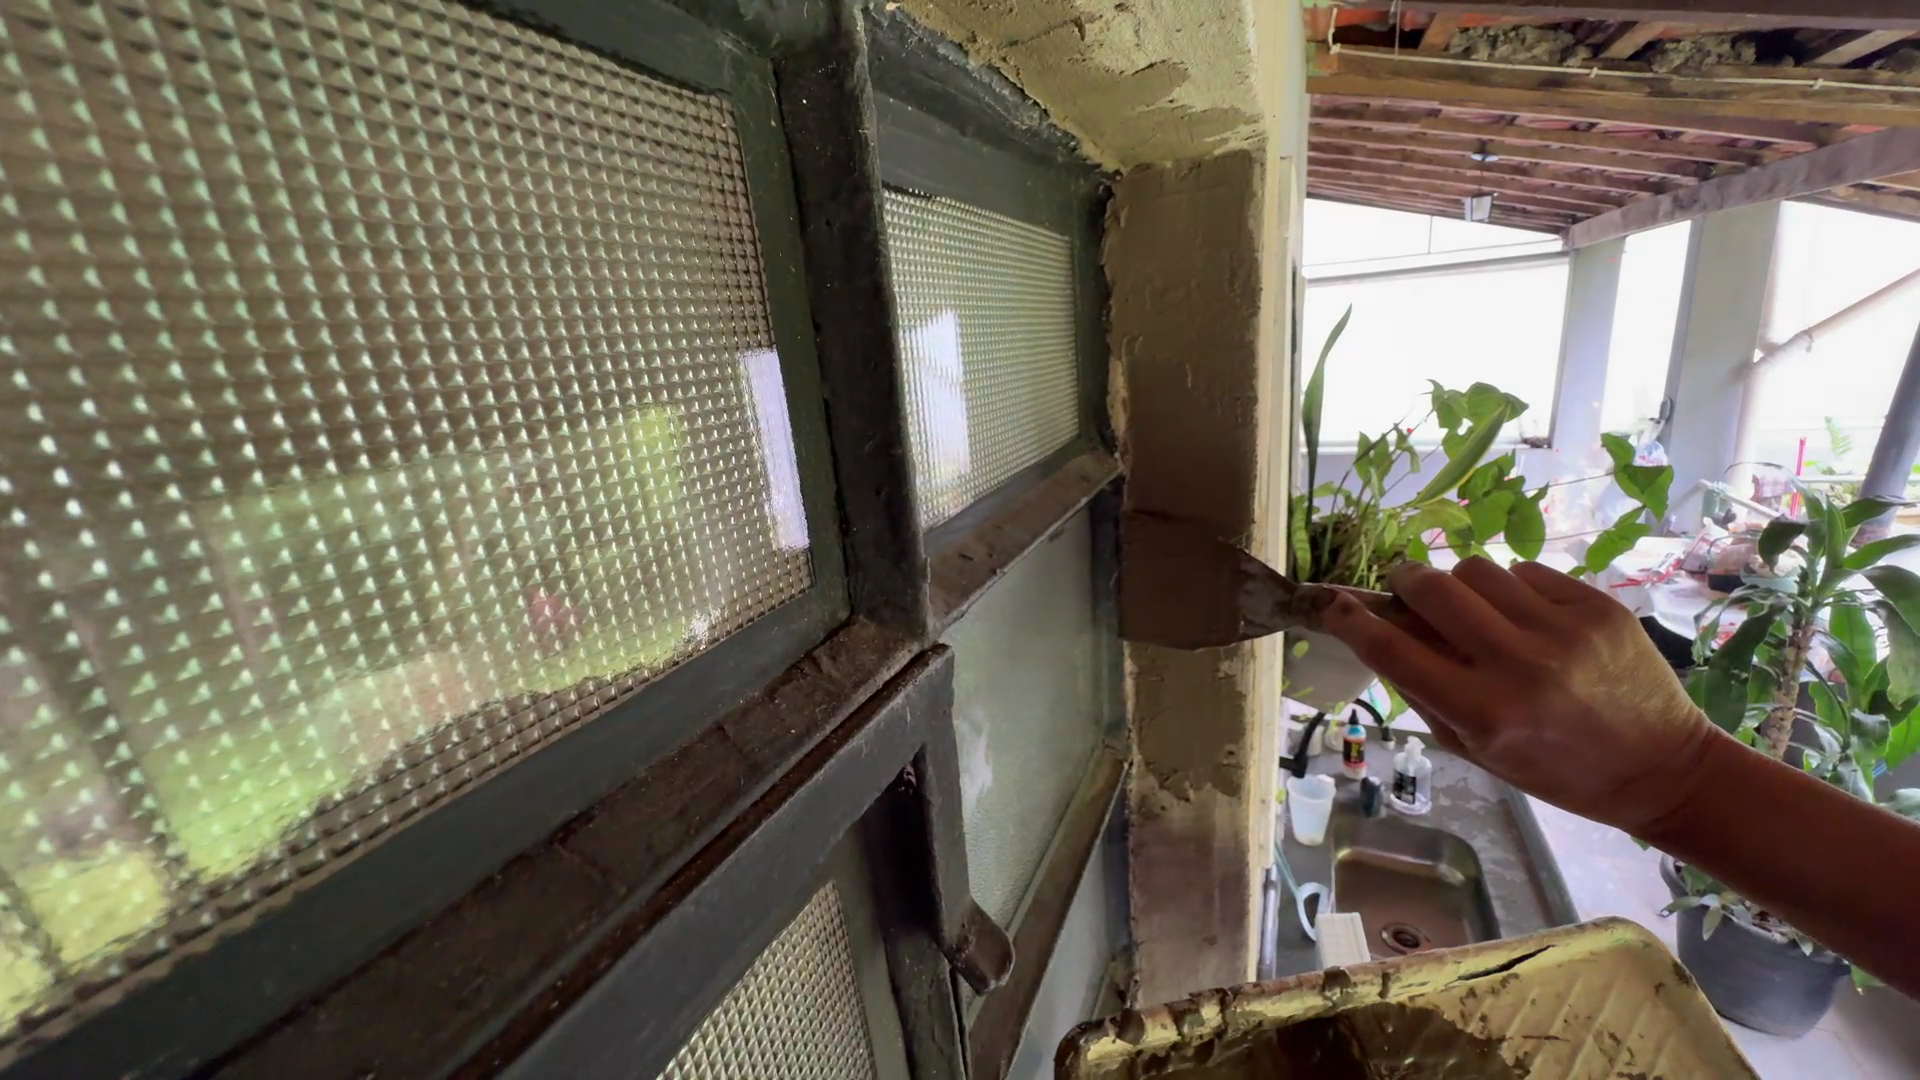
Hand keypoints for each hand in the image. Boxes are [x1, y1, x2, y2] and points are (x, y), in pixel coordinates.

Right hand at [1321, 558, 1717, 836]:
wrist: (1665, 769)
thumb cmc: (1551, 768)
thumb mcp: (1470, 744)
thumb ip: (1419, 687)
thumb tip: (1376, 632)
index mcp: (1482, 711)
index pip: (1391, 648)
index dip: (1350, 619)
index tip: (1331, 602)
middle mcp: (1519, 665)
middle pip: (1431, 588)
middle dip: (1405, 580)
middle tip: (1405, 588)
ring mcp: (1564, 631)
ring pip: (1476, 569)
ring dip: (1461, 586)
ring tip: (1478, 610)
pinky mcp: (1599, 606)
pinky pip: (1525, 571)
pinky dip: (1511, 588)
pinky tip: (1526, 617)